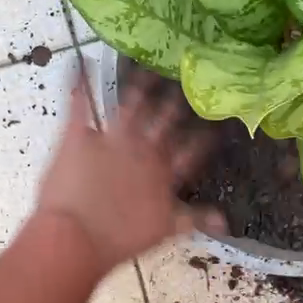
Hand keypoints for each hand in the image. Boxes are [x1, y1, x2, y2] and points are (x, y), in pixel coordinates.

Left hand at [34, 67, 224, 273]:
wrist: (76, 238)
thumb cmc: (117, 241)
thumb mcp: (162, 231)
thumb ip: (193, 219)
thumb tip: (226, 221)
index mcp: (162, 174)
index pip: (189, 152)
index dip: (202, 138)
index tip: (213, 123)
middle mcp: (142, 150)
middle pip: (163, 122)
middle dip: (173, 104)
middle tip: (182, 85)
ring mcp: (111, 140)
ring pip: (131, 106)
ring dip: (138, 87)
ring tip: (146, 68)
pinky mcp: (78, 136)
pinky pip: (80, 103)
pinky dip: (78, 82)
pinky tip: (79, 61)